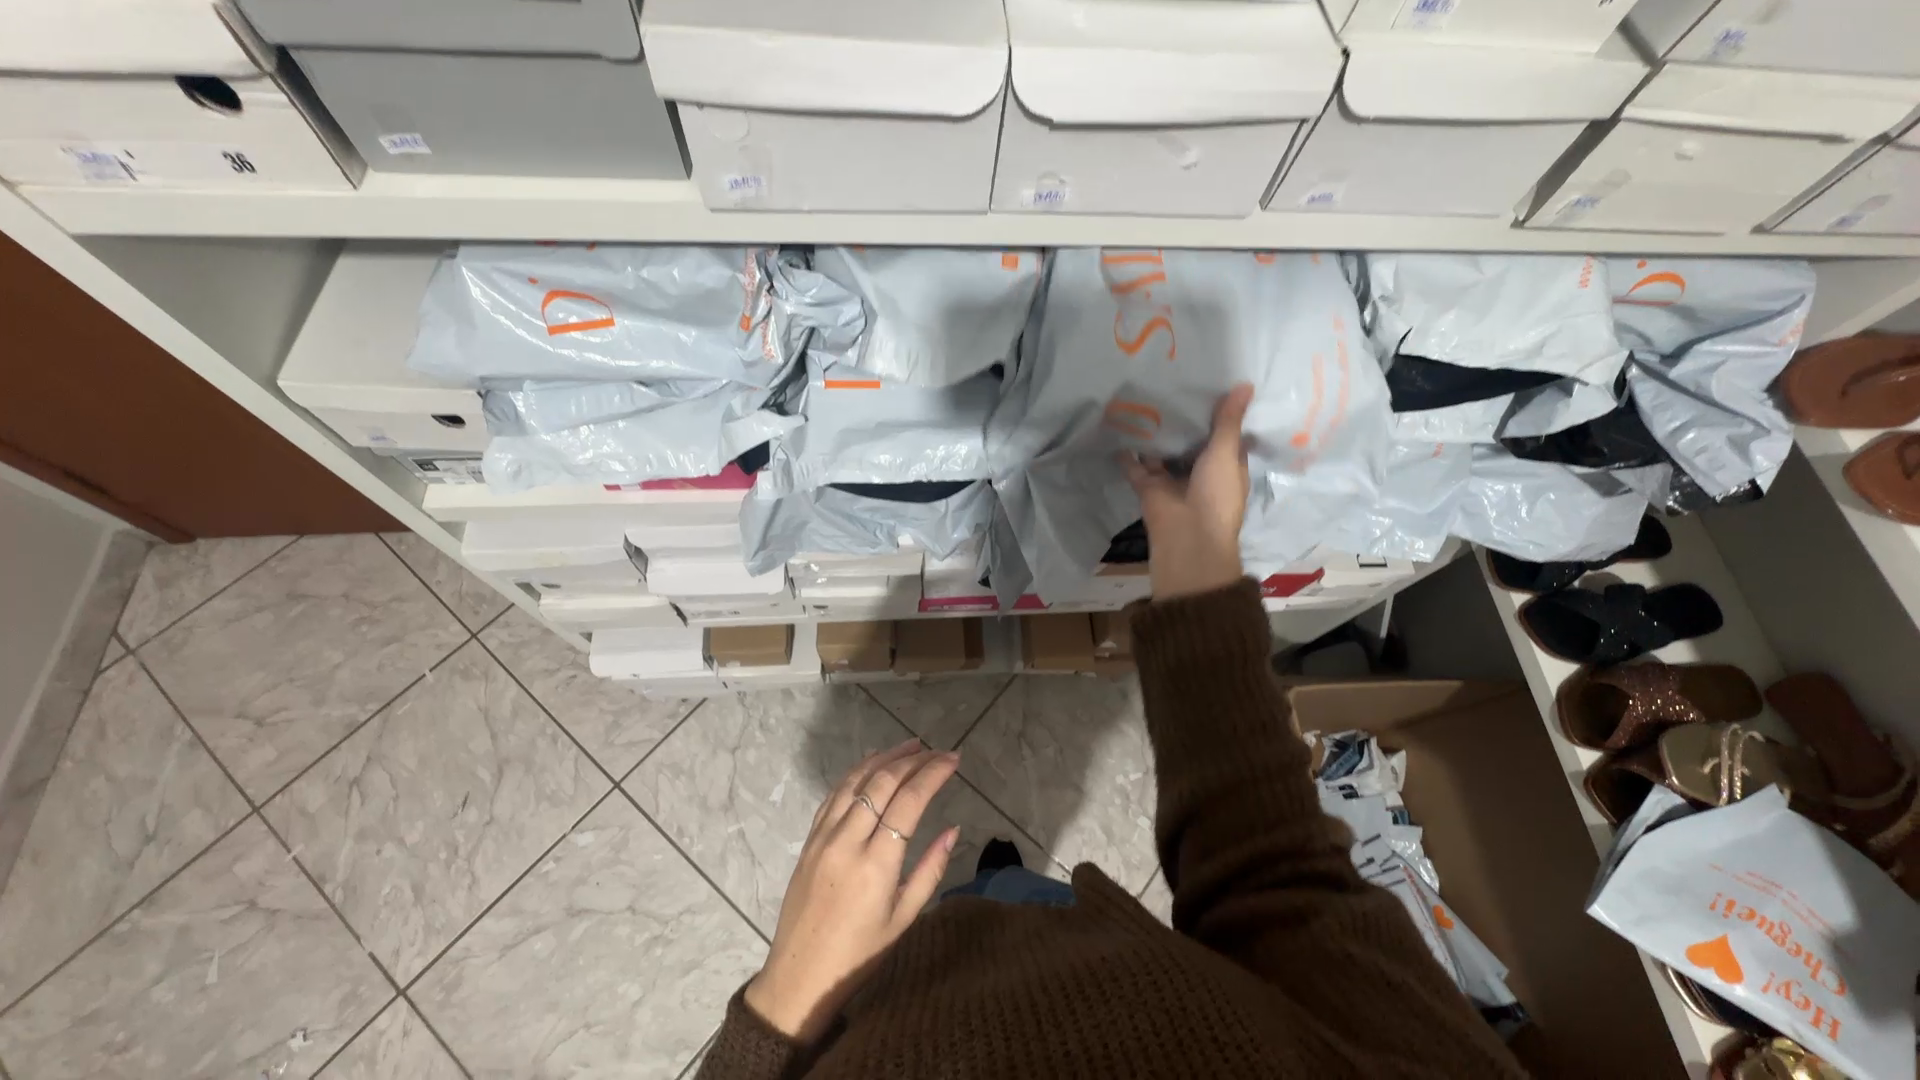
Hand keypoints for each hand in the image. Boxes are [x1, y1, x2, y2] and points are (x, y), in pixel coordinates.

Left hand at [745, 739, 961, 1043]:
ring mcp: (824, 837)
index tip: (953, 759)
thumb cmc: (860, 954)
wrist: (800, 976)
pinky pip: (834, 795)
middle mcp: (848, 841)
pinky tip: (871, 765)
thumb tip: (953, 828)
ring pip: (855, 781)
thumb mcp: (905, 918)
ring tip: (910, 746)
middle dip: (913, 760)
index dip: (933, 773)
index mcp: (877, 864)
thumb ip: (930, 869)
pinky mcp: (809, 840)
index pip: (909, 800)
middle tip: (937, 751)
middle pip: (882, 783)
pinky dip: (855, 773)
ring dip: (884, 758)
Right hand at [1125, 383, 1252, 600]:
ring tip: (1143, 397)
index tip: (1210, 384)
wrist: (1188, 535)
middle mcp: (1199, 472)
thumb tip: (1245, 384)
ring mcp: (1172, 479)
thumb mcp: (1226, 452)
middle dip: (1183, 420)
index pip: (1223, 436)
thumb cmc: (1216, 494)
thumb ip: (1228, 420)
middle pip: (1189, 442)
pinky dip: (1126, 451)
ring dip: (1155, 433)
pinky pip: (1134, 465)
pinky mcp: (1148, 486)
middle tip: (1172, 382)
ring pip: (1161, 452)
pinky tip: (1118, 425)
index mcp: (1225, 466)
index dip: (1218, 413)